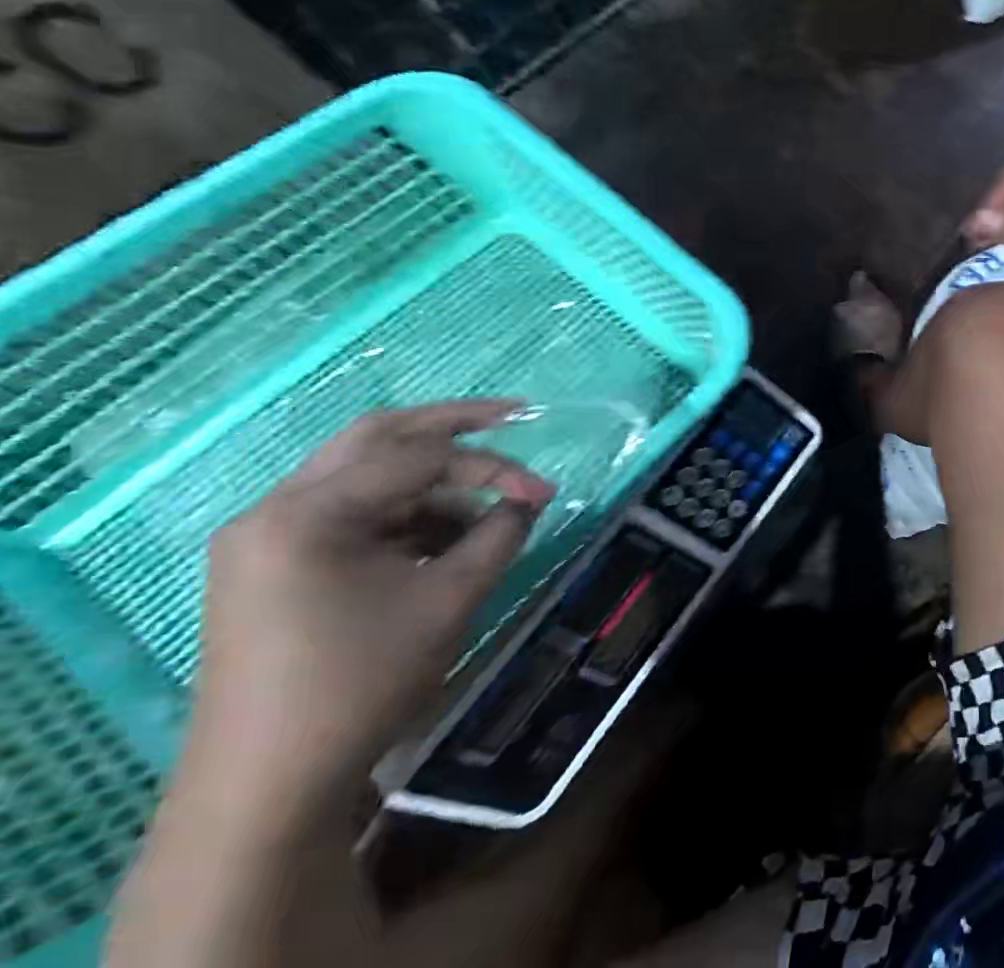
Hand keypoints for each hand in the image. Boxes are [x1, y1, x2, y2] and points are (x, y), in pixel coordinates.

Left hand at [195, 400, 554, 797]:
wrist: (270, 778)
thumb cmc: (364, 681)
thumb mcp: (450, 600)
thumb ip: (498, 536)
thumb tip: (527, 502)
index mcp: (307, 513)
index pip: (417, 459)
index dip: (492, 467)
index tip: (546, 496)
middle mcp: (274, 510)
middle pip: (375, 440)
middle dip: (450, 426)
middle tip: (514, 416)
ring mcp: (267, 539)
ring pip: (365, 478)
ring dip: (433, 484)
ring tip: (490, 514)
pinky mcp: (275, 567)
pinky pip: (352, 517)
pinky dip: (406, 518)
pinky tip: (447, 543)